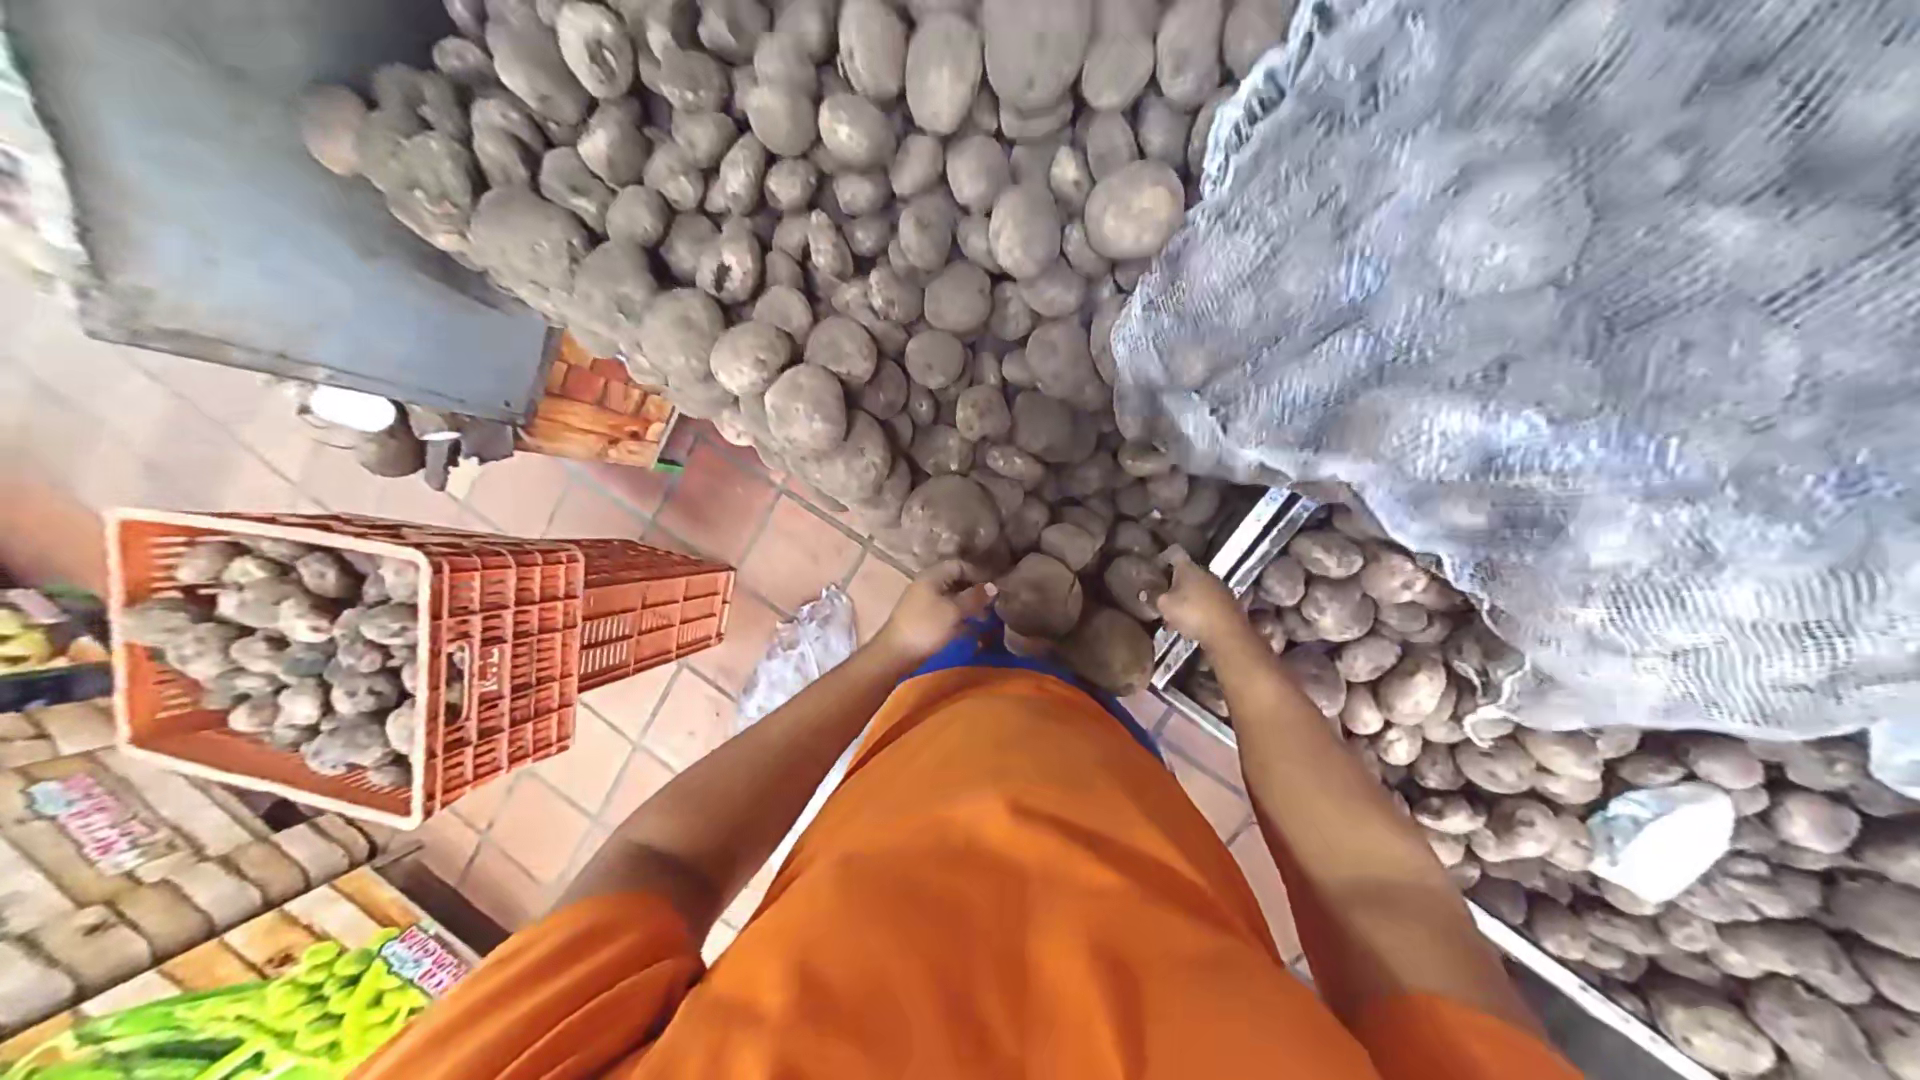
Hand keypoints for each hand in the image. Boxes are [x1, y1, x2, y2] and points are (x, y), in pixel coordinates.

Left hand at [873, 559, 995, 664]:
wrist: (896, 653)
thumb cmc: (927, 626)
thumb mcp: (954, 610)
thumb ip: (975, 597)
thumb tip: (994, 586)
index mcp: (933, 576)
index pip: (960, 565)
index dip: (978, 574)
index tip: (994, 588)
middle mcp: (928, 584)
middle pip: (957, 581)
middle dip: (975, 592)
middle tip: (993, 605)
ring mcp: (925, 602)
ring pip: (952, 598)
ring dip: (969, 606)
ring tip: (986, 618)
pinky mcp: (925, 618)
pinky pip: (946, 612)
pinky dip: (960, 617)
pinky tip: (972, 628)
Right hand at [1155, 548, 1250, 649]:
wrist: (1228, 633)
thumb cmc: (1192, 613)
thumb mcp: (1164, 605)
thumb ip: (1152, 596)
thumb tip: (1142, 591)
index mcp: (1189, 568)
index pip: (1174, 554)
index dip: (1163, 558)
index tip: (1154, 567)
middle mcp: (1206, 573)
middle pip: (1185, 574)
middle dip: (1173, 585)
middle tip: (1161, 598)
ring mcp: (1219, 588)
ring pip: (1196, 590)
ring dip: (1185, 600)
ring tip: (1173, 617)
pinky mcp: (1228, 604)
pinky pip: (1207, 603)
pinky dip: (1197, 610)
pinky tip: (1190, 624)